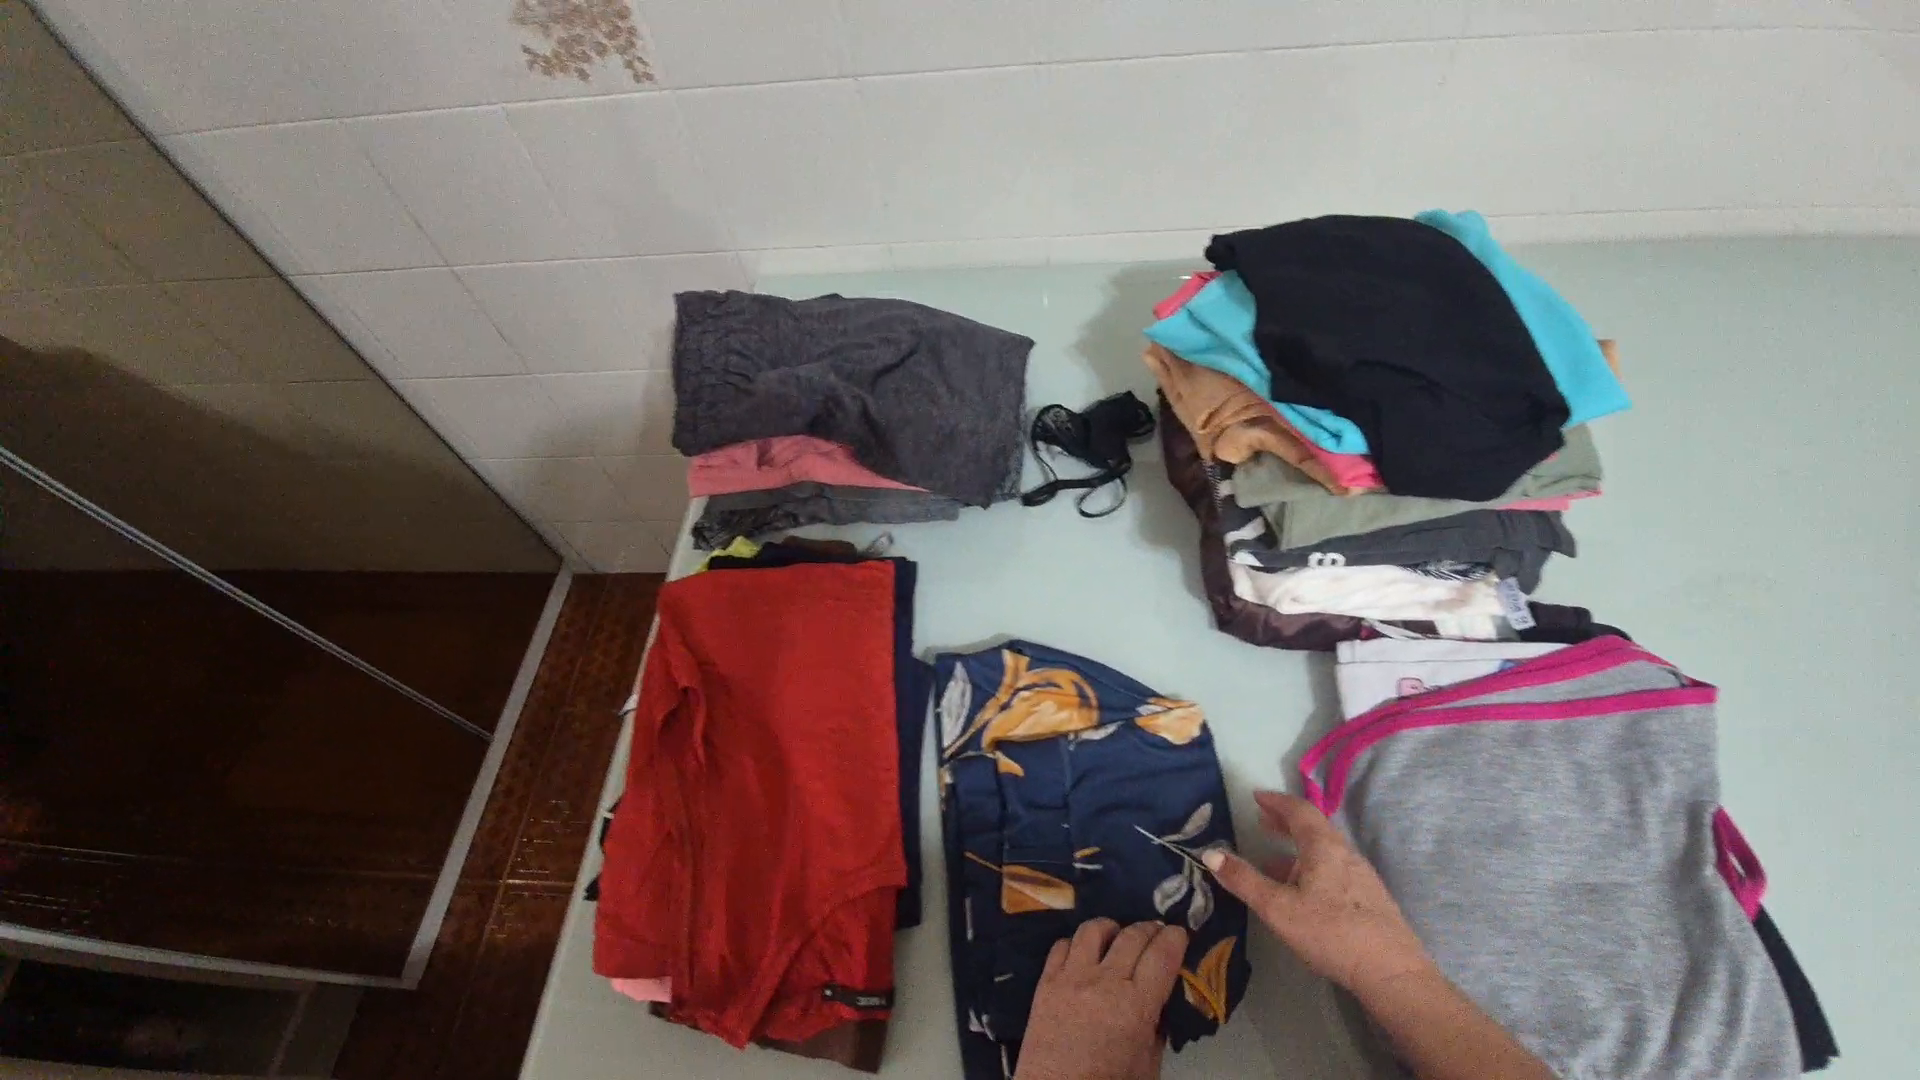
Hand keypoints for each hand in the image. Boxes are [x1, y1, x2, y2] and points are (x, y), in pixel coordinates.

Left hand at [1013, 918, 1188, 1079]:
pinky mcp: (1046, 980)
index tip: (1180, 933)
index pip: (1161, 956)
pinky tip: (1083, 954)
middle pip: (1131, 936)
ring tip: (1117, 935)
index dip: (1174, 939)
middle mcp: (1104, 981)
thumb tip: (1160, 1000)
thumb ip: (1156, 1028)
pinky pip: (1061, 945)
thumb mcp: (1147, 1065)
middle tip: (1156, 931)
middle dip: (1149, 928)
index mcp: (1136, 1006)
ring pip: (1093, 930)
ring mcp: (1071, 977)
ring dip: (1111, 928)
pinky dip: (1076, 943)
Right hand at [1200, 791, 1433, 999]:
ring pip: (1325, 850)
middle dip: (1286, 821)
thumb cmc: (1331, 932)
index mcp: (1323, 846)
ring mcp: (1361, 876)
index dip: (1276, 801)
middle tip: (1262, 820)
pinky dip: (1311, 865)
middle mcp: (1345, 853)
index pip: (1298, 810)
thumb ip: (1244, 880)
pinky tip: (1302, 890)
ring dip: (1298, 846)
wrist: (1393, 974)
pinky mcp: (1369, 899)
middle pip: (1313, 827)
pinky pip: (1334, 868)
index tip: (1256, 796)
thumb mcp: (1278, 907)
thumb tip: (1210, 853)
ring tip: (1274, 858)